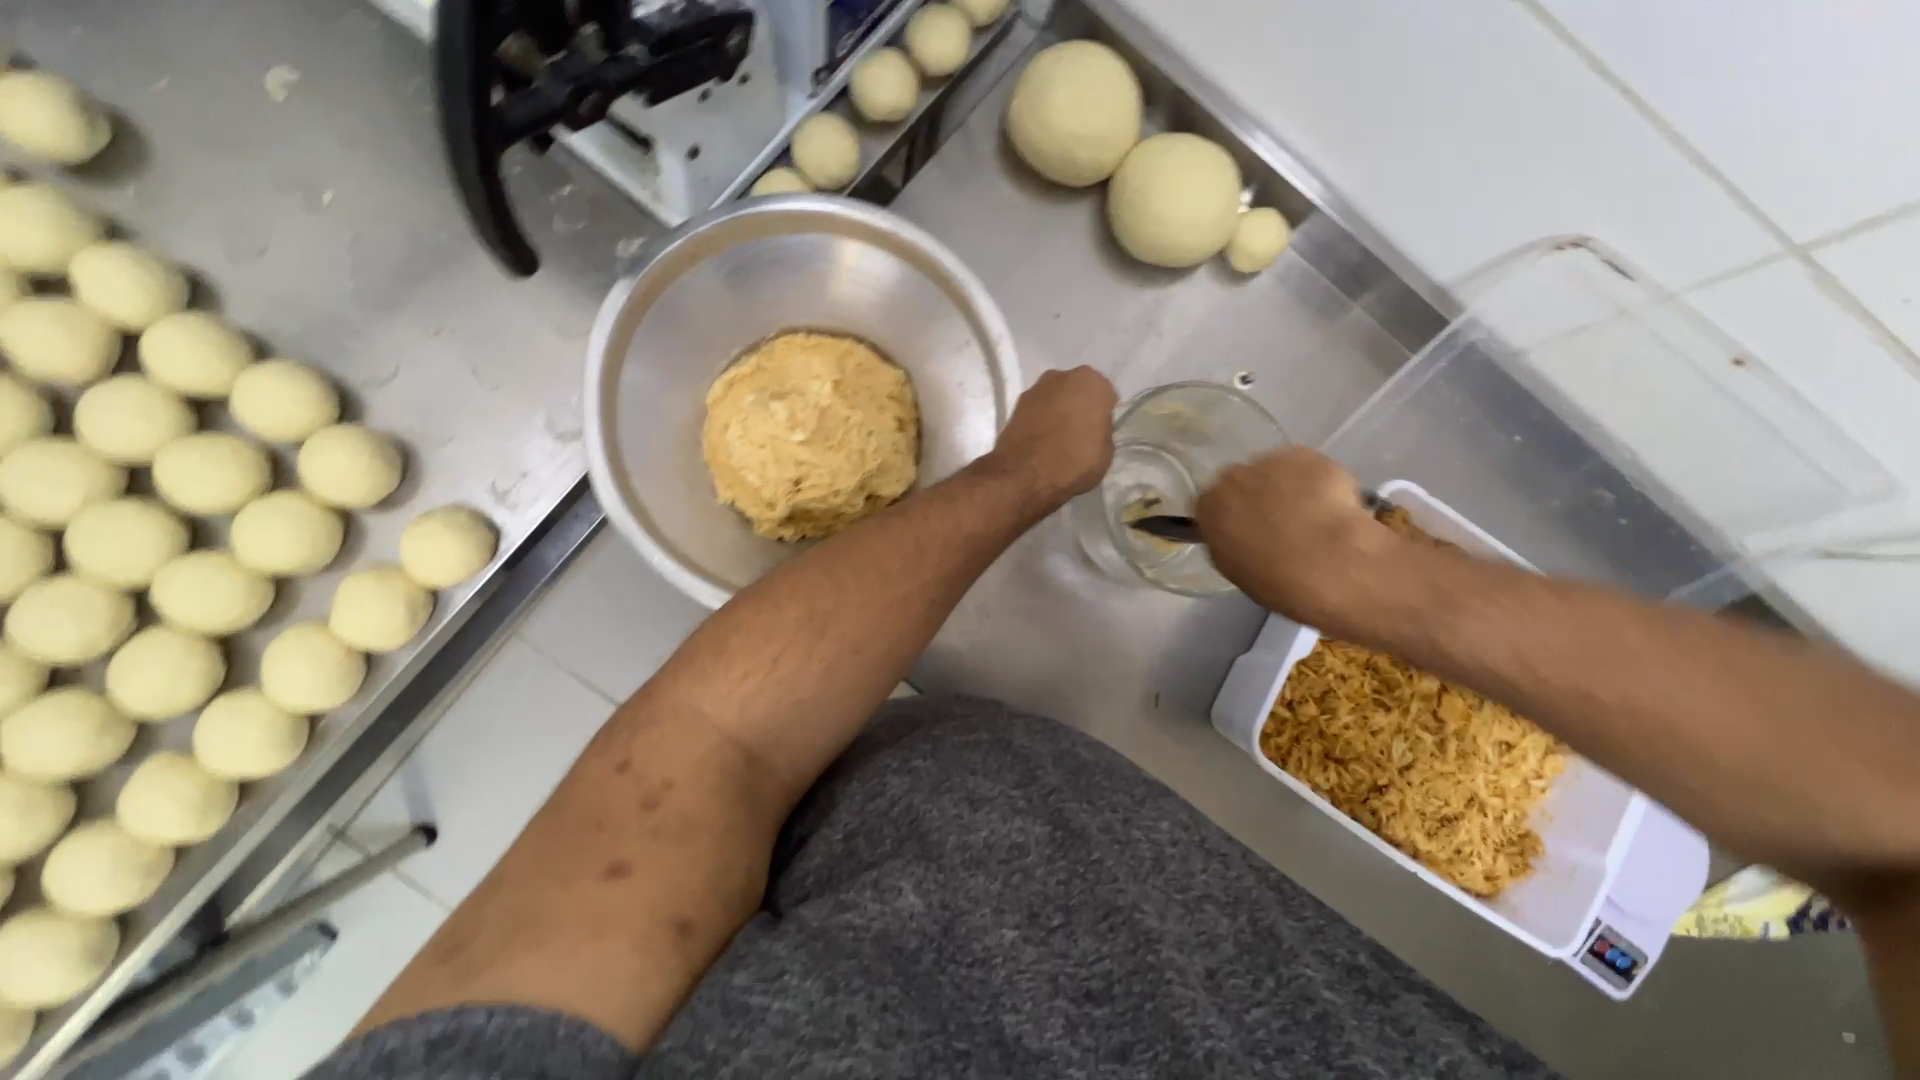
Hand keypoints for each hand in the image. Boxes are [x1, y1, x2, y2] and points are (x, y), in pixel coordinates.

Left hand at [983, 366, 1117, 510]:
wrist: (1023, 475)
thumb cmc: (1074, 461)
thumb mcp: (1106, 452)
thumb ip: (1102, 430)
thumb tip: (1093, 429)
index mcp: (1091, 382)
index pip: (1106, 396)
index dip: (1104, 415)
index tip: (1099, 432)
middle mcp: (1062, 376)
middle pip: (1077, 392)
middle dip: (1079, 408)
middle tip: (1080, 434)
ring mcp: (1035, 388)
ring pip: (1055, 399)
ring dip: (1057, 413)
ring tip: (1058, 440)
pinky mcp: (1014, 405)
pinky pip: (1037, 411)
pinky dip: (1040, 421)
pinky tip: (1041, 442)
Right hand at [1196, 447, 1399, 625]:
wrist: (1326, 562)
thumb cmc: (1275, 580)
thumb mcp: (1236, 570)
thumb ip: (1230, 542)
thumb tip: (1240, 535)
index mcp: (1208, 508)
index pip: (1211, 504)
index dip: (1232, 516)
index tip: (1247, 530)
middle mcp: (1232, 478)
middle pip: (1241, 481)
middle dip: (1257, 496)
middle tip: (1280, 521)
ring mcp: (1269, 462)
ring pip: (1275, 470)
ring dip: (1287, 486)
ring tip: (1312, 514)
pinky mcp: (1305, 456)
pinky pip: (1307, 467)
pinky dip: (1317, 480)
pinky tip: (1332, 505)